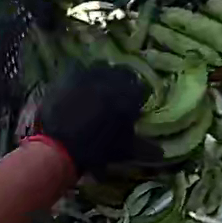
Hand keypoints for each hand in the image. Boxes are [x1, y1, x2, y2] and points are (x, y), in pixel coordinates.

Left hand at [28, 63, 152, 176]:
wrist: (60, 146)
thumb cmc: (96, 148)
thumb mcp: (124, 150)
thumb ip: (144, 148)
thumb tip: (161, 153)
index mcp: (128, 95)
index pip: (140, 89)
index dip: (137, 97)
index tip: (134, 105)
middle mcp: (111, 80)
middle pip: (122, 74)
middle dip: (122, 82)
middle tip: (117, 94)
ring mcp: (88, 75)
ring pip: (100, 69)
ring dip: (102, 76)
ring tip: (97, 89)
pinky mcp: (67, 76)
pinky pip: (78, 71)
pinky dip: (80, 77)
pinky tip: (76, 89)